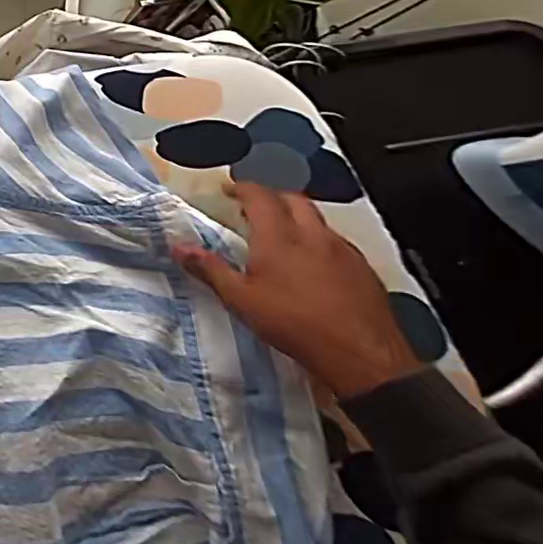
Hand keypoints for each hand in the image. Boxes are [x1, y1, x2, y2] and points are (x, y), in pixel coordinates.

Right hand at [174, 182, 421, 399]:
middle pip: (294, 199)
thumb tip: (179, 247)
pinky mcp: (364, 269)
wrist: (362, 355)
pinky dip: (317, 239)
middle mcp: (313, 236)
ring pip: (318, 219)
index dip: (243, 188)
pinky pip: (336, 241)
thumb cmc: (293, 323)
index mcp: (279, 238)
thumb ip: (209, 269)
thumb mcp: (240, 299)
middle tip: (253, 207)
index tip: (229, 189)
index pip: (261, 197)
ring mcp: (343, 251)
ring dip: (296, 216)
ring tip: (280, 232)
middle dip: (272, 197)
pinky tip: (311, 261)